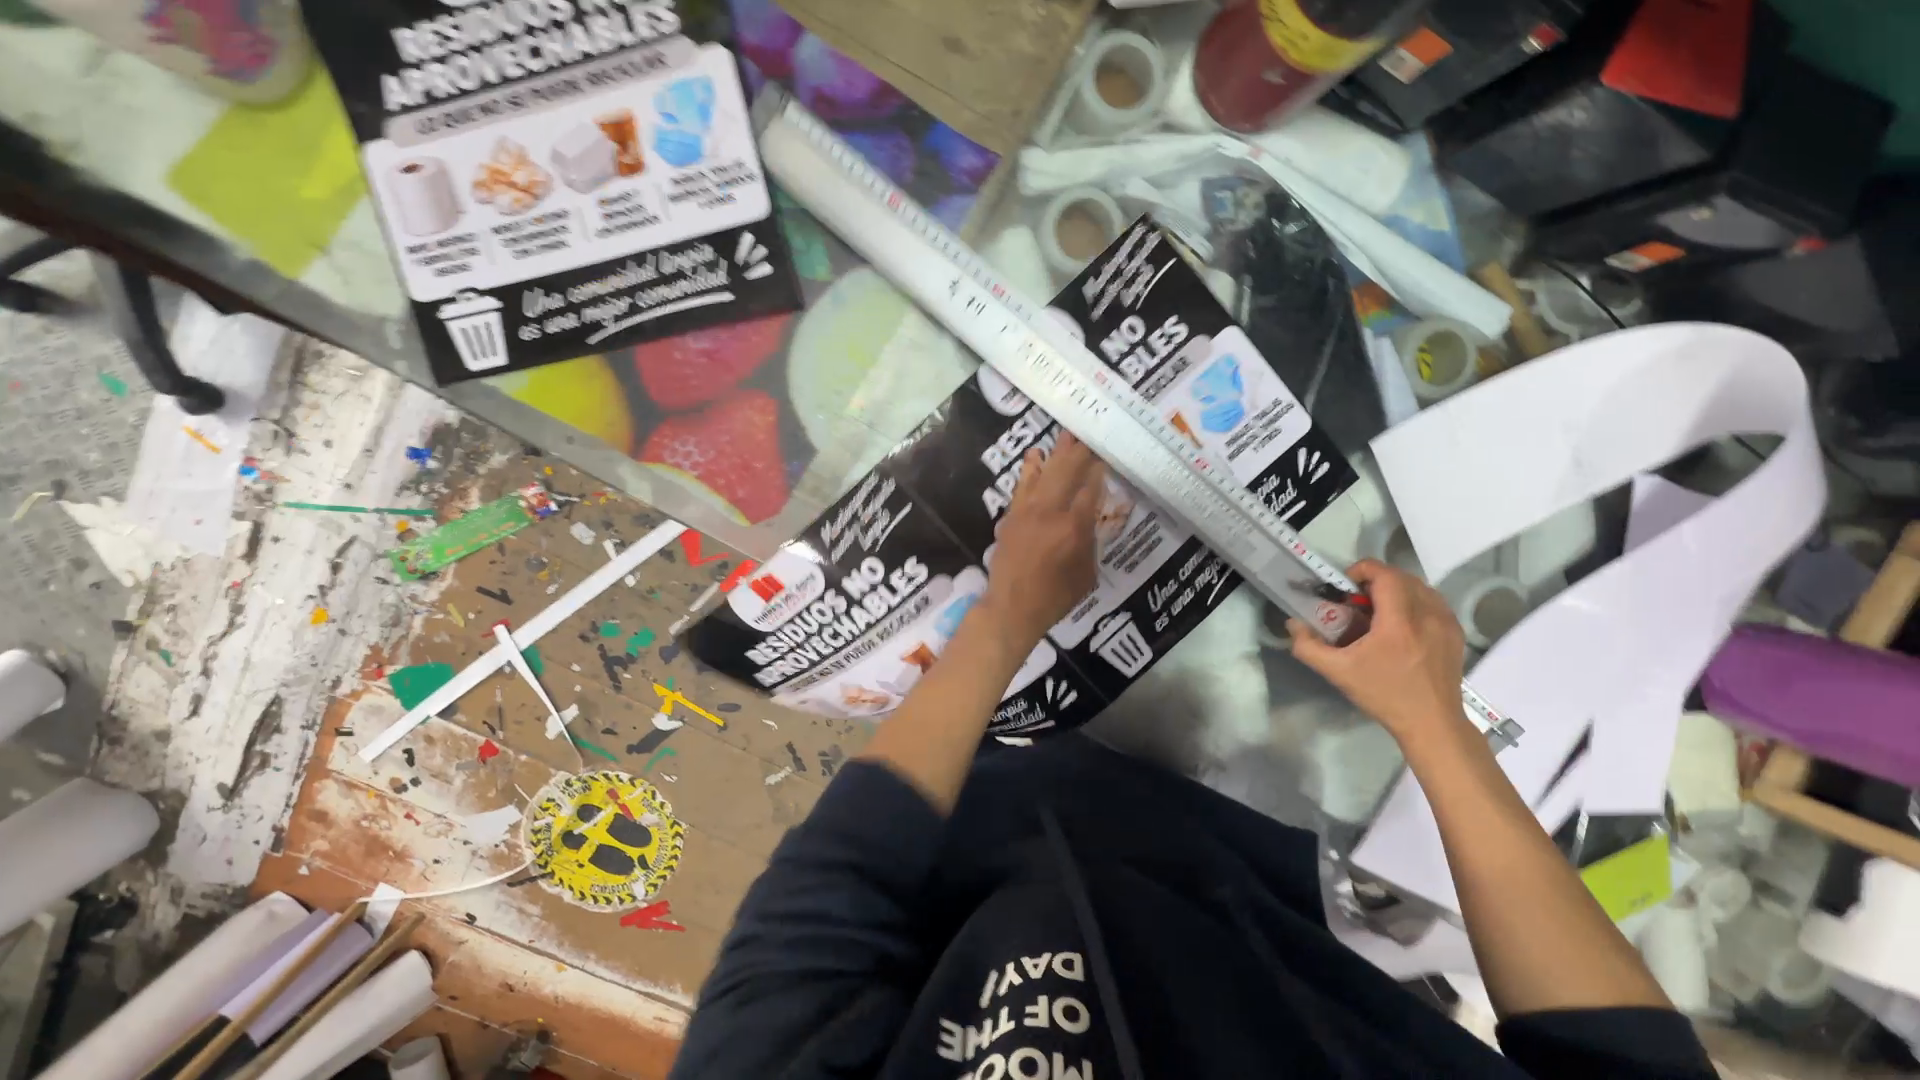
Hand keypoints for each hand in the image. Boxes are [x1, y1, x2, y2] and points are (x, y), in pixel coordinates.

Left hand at [979, 431, 1105, 646]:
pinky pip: (1023, 486)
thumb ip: (1090, 542)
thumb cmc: (1055, 598)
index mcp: (1074, 528)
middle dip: (1080, 452)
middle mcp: (1050, 513)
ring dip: (1056, 454)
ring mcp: (1028, 512)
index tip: (1106, 454)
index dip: (1099, 469)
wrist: (1012, 608)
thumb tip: (1090, 519)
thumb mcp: (1086, 573)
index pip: (1091, 489)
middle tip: (1089, 433)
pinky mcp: (1012, 517)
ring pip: (1044, 474)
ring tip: (1067, 435)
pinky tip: (1035, 455)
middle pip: (1067, 473)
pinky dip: (1030, 470)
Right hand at [1286, 559, 1469, 746]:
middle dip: (1376, 580)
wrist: (1432, 723)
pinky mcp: (1455, 631)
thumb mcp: (1338, 673)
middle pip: (1401, 576)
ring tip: (1380, 610)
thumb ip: (1308, 647)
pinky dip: (1415, 601)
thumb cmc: (1384, 696)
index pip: (1384, 574)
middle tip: (1357, 600)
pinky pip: (1434, 602)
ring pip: (1420, 586)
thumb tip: (1293, 624)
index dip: (1362, 570)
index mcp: (1399, 622)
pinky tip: (1402, 624)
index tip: (1346, 586)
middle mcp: (1427, 614)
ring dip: (1396, 589)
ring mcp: (1446, 622)